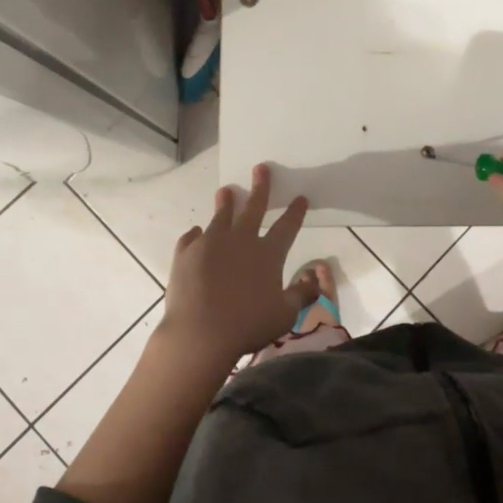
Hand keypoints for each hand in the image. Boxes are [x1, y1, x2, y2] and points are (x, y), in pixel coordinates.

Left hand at [159, 163, 315, 364]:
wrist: (201, 333)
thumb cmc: (248, 325)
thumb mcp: (285, 314)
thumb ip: (301, 295)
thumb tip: (316, 281)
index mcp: (268, 253)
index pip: (287, 226)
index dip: (295, 212)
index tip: (300, 197)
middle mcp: (240, 240)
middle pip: (253, 208)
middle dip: (260, 187)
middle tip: (261, 168)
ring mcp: (210, 244)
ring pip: (220, 216)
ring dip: (225, 203)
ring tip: (226, 191)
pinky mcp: (186, 254)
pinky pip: (191, 238)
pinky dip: (195, 235)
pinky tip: (195, 232)